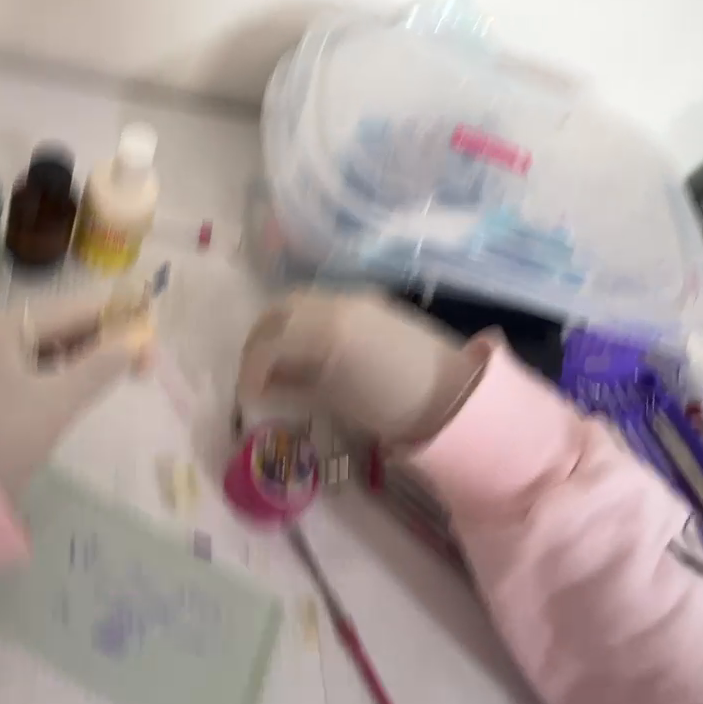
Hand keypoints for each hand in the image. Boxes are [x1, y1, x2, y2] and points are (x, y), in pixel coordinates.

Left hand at [0, 291, 150, 500]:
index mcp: (0, 327)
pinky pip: (32, 366)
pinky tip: (86, 382)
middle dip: (102, 339)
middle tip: (143, 359)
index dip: (115, 318)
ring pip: (47, 347)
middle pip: (58, 326)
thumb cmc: (3, 442)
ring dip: (84, 356)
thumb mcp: (58, 402)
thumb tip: (139, 340)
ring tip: (123, 369)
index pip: (70, 310)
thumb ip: (101, 366)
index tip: (151, 331)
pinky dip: (61, 372)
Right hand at [238, 291, 491, 447]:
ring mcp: (354, 296)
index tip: (248, 395)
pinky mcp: (370, 299)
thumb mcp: (336, 400)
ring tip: (279, 358)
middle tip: (256, 370)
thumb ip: (295, 384)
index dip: (251, 368)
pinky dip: (305, 320)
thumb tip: (266, 384)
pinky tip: (309, 346)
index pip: (270, 342)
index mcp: (325, 332)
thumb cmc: (393, 407)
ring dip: (281, 326)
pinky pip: (323, 301)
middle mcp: (335, 303)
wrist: (455, 395)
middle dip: (260, 339)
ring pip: (299, 300)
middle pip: (279, 310)